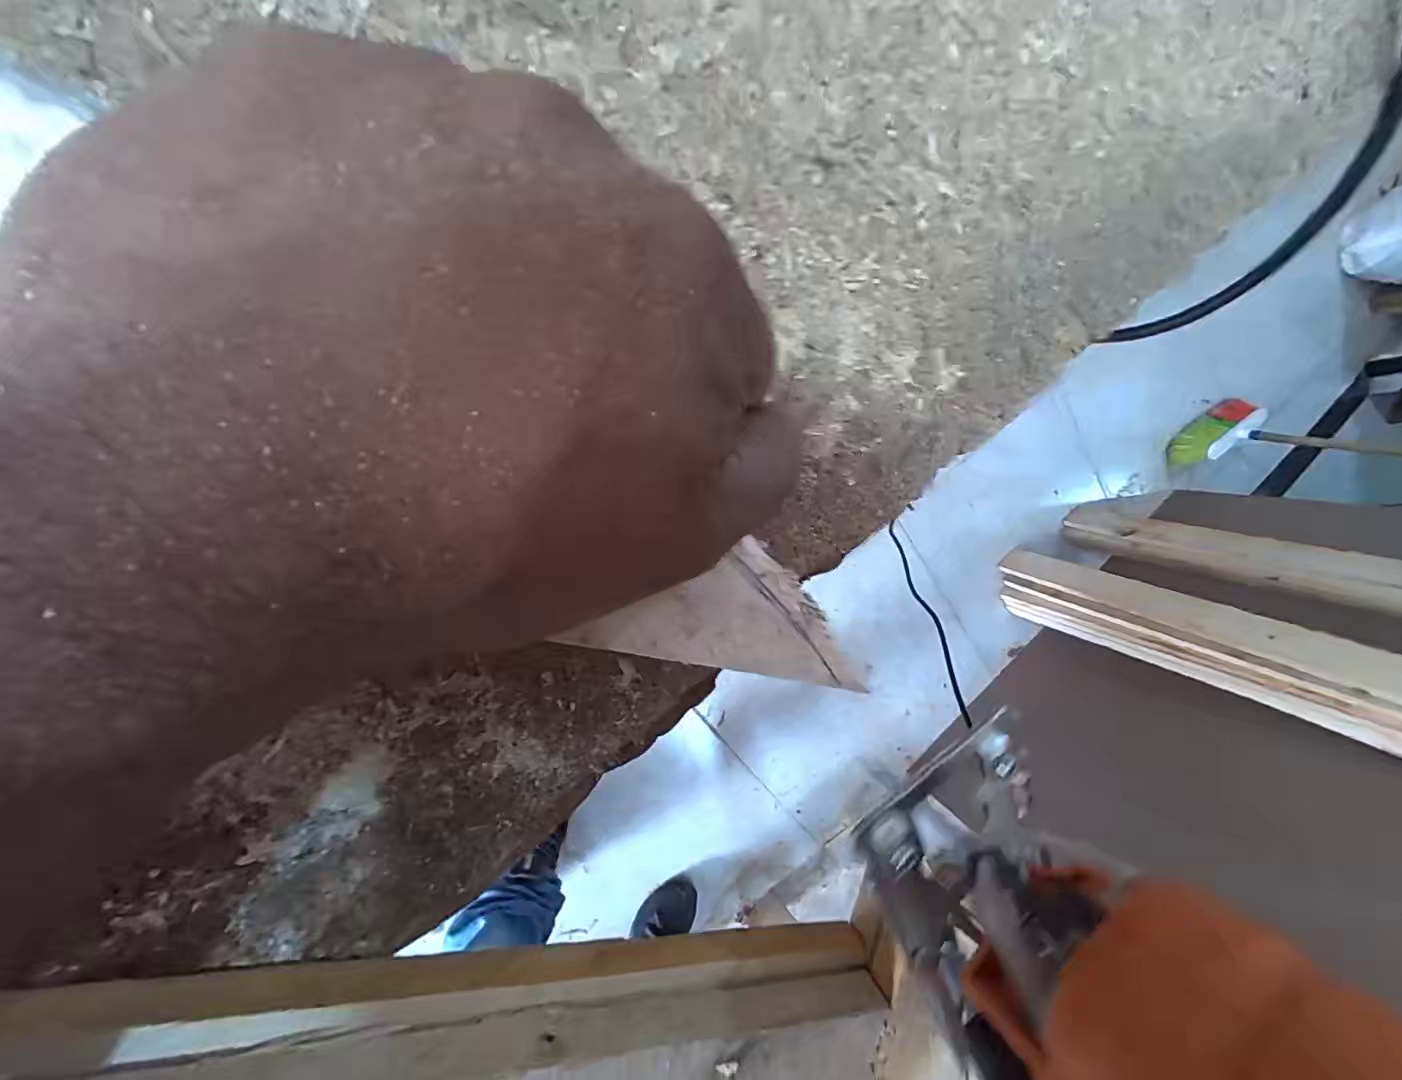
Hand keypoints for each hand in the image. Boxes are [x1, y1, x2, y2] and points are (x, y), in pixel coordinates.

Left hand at [0, 26, 798, 665]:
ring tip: (414, 348)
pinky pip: (378, 154)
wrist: (195, 504)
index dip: (678, 404)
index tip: (617, 450)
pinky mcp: (277, 76)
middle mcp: (578, 147)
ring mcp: (424, 94)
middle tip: (517, 404)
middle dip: (598, 325)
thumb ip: (766, 464)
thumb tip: (768, 417)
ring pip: (506, 196)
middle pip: (620, 256)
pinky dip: (377, 215)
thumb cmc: (492, 529)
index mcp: (686, 257)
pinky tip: (325, 290)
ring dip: (493, 262)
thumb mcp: (686, 537)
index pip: (722, 334)